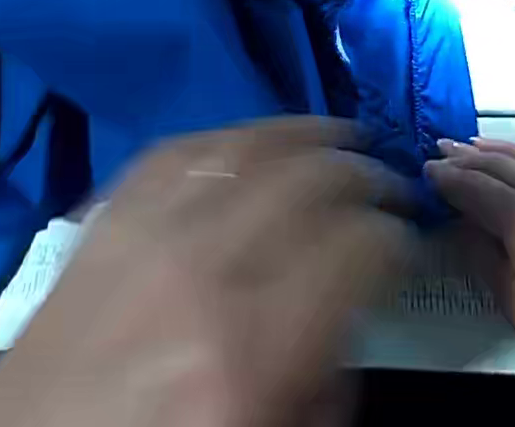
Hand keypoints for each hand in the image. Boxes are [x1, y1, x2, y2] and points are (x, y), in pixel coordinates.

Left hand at [0, 118, 412, 426]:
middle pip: (306, 181)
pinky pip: (178, 151)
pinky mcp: (107, 214)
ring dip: (303, 133)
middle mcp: (200, 270)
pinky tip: (255, 140)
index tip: (406, 235)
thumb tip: (350, 306)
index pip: (354, 249)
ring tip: (339, 135)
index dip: (395, 234)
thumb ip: (325, 380)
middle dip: (362, 172)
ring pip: (244, 146)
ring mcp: (146, 229)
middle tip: (386, 179)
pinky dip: (228, 135)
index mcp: (248, 350)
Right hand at [425, 137, 514, 425]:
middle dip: (467, 159)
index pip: (479, 187)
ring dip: (495, 155)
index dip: (448, 177)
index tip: (423, 169)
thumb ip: (477, 246)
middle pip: (504, 167)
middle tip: (435, 150)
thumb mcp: (510, 299)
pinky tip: (508, 163)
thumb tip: (452, 215)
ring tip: (462, 144)